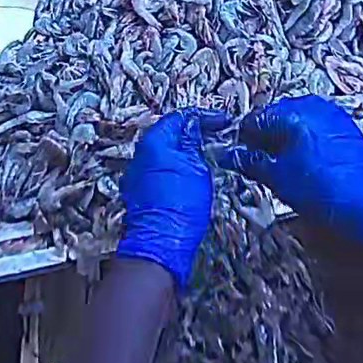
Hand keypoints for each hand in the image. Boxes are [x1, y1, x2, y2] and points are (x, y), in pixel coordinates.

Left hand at [116, 109, 227, 289]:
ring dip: (187, 151)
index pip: (179, 118)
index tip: (223, 121)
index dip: (203, 117)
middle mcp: (142, 154)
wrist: (159, 245)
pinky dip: (178, 167)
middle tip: (217, 137)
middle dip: (194, 133)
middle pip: (171, 134)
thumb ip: (193, 142)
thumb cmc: (179, 206)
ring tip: (209, 156)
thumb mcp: (195, 168)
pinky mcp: (142, 191)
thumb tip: (194, 125)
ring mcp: (139, 173)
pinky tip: (193, 176)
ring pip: (167, 153)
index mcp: (154, 142)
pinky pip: (162, 169)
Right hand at [224, 95, 362, 250]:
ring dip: (285, 141)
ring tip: (287, 169)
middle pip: (274, 118)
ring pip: (294, 123)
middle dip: (265, 140)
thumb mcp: (280, 179)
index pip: (253, 119)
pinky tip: (308, 166)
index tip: (241, 158)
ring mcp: (330, 113)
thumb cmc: (325, 190)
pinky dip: (305, 142)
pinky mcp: (345, 126)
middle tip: (262, 166)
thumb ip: (251, 162)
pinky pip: (314, 128)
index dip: (243, 140)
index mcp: (290, 112)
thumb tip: (230, 155)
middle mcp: (310, 104)